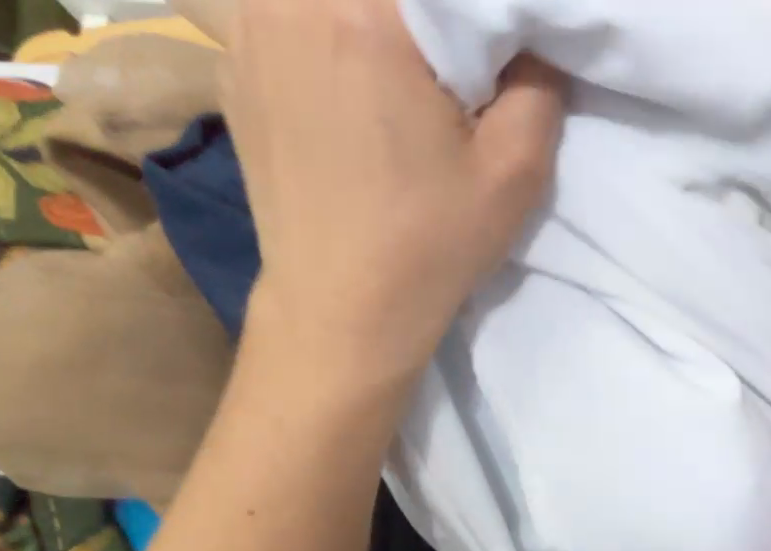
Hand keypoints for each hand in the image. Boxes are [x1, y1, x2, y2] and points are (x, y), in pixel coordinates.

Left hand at [221, 0, 566, 371]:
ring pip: (327, 0)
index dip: (476, 17)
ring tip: (402, 79)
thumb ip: (538, 87)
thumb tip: (533, 44)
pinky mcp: (231, 61)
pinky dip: (326, 34)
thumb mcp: (516, 171)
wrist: (344, 301)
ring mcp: (248, 28)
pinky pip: (287, 14)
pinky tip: (353, 88)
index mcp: (366, 17)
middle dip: (424, 17)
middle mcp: (291, 3)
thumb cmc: (434, 238)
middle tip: (452, 76)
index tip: (490, 64)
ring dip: (371, 24)